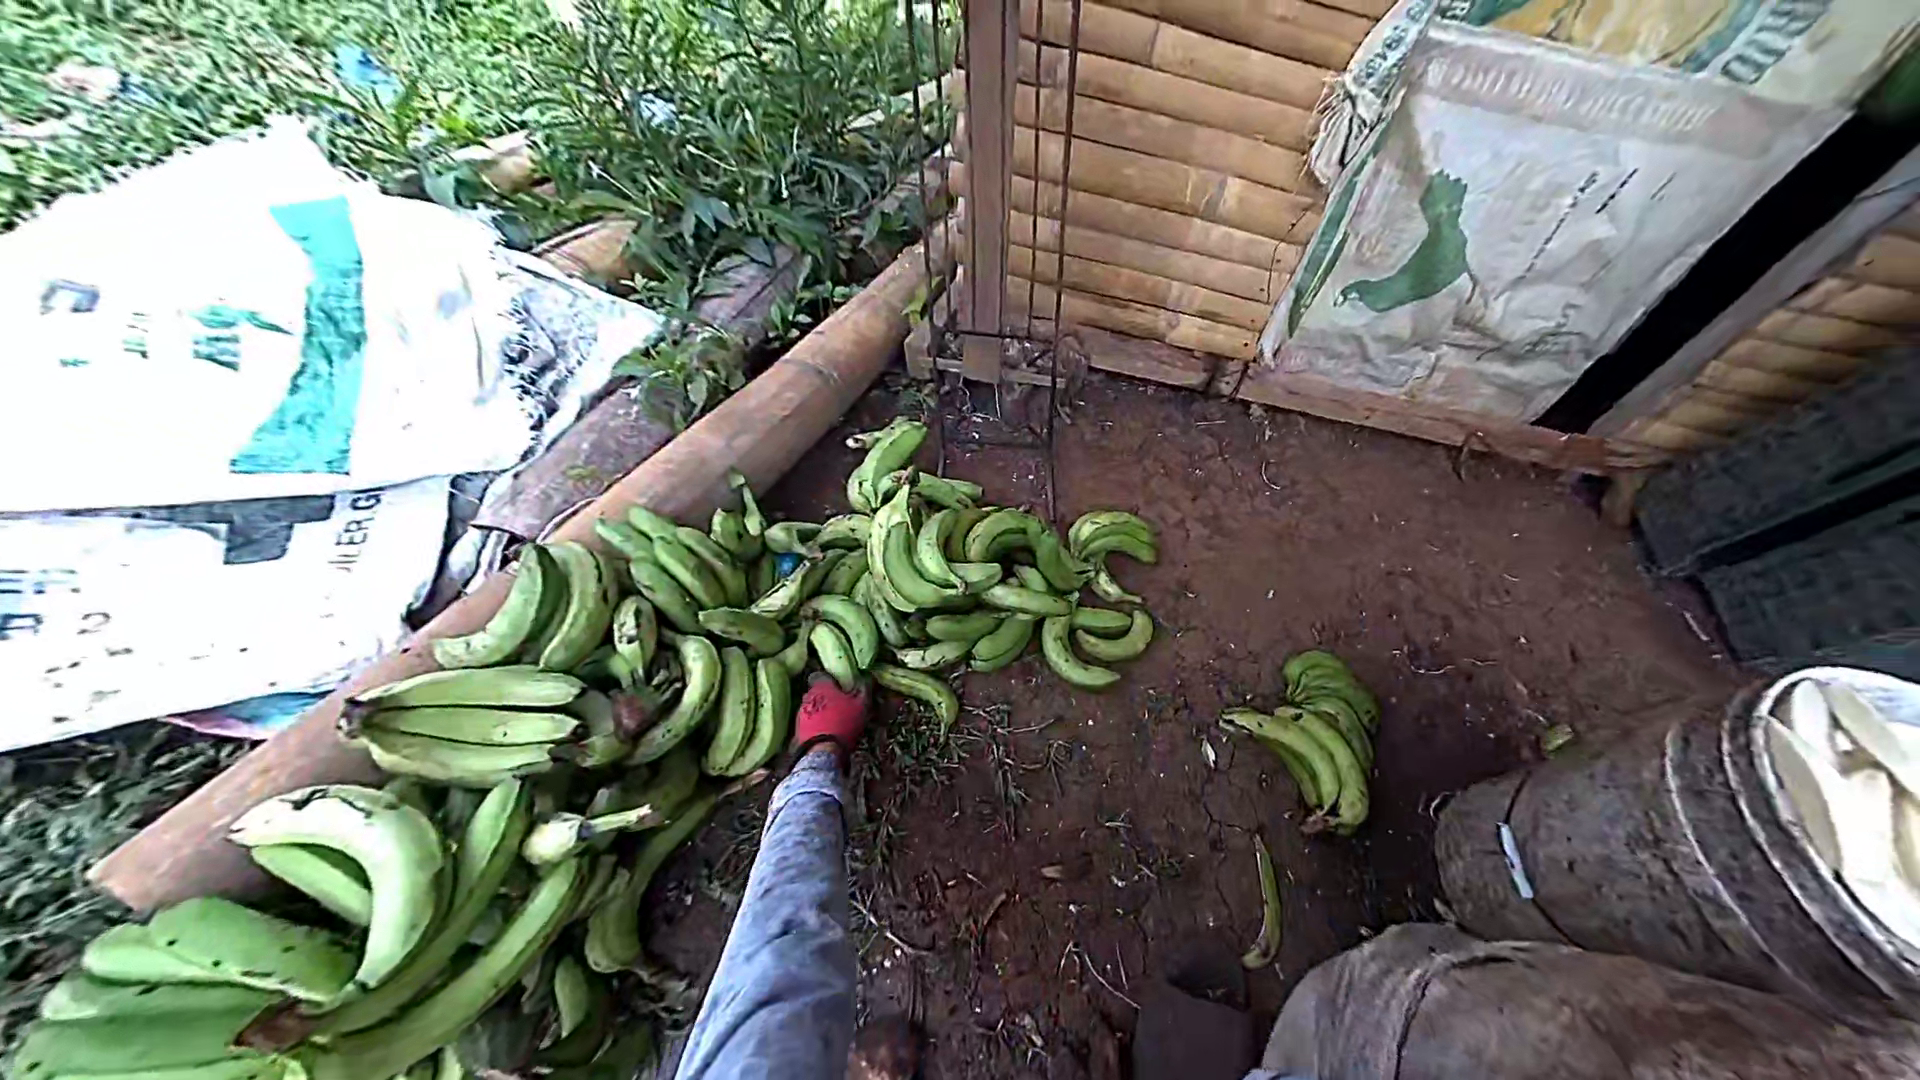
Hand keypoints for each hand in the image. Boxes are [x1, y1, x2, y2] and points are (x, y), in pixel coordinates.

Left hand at [792, 674, 869, 765]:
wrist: (822, 753)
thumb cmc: (843, 723)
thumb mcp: (861, 704)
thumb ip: (863, 688)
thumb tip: (866, 676)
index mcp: (821, 686)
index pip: (819, 675)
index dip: (828, 679)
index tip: (838, 685)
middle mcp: (806, 697)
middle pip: (814, 692)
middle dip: (825, 697)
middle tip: (839, 705)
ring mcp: (799, 715)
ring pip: (810, 708)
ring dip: (819, 712)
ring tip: (832, 722)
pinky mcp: (797, 732)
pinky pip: (807, 724)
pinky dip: (814, 726)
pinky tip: (825, 734)